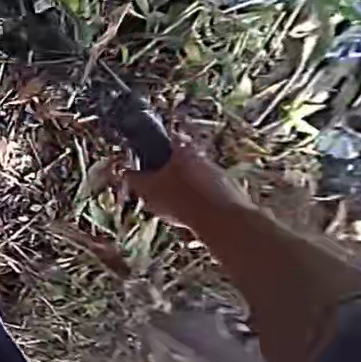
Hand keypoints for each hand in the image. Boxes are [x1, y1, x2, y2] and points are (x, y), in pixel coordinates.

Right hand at [124, 141, 255, 228]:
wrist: (225, 221)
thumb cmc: (181, 200)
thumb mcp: (147, 189)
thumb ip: (134, 179)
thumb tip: (125, 172)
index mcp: (183, 153)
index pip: (172, 139)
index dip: (163, 144)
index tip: (153, 155)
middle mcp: (205, 160)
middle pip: (186, 161)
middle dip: (174, 173)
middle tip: (160, 188)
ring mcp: (222, 177)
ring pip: (199, 179)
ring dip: (188, 190)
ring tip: (176, 209)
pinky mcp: (234, 195)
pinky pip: (212, 195)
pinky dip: (202, 203)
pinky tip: (193, 217)